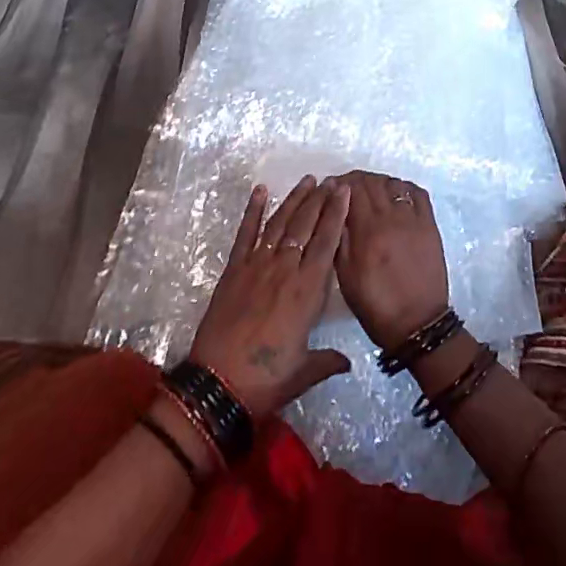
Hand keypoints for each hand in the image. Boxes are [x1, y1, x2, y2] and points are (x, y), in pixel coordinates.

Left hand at [188, 177, 351, 417]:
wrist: (217, 383)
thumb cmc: (266, 379)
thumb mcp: (304, 372)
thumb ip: (328, 361)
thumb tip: (348, 362)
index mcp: (307, 290)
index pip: (327, 242)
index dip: (336, 215)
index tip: (344, 192)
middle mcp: (284, 270)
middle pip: (305, 226)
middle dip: (320, 201)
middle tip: (330, 181)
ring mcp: (256, 267)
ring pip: (279, 224)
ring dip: (294, 200)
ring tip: (307, 181)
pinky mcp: (233, 271)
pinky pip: (245, 234)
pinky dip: (252, 211)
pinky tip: (260, 191)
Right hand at [331, 171, 448, 348]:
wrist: (417, 324)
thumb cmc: (375, 304)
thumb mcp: (344, 275)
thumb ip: (339, 239)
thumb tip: (334, 210)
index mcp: (367, 231)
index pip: (351, 190)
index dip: (338, 184)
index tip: (329, 188)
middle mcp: (390, 218)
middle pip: (371, 182)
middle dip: (355, 180)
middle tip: (346, 189)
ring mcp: (414, 220)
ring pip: (393, 184)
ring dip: (377, 182)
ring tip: (369, 192)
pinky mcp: (430, 226)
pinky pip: (418, 194)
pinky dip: (404, 188)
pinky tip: (395, 195)